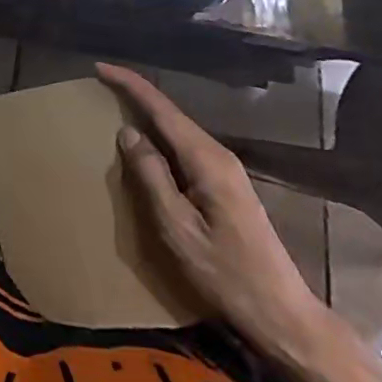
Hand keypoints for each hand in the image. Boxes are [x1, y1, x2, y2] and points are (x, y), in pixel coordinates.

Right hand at [97, 64, 324, 345]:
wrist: (280, 313)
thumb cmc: (225, 273)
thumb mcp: (178, 228)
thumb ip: (151, 177)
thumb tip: (128, 132)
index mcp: (206, 159)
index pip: (162, 108)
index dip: (130, 84)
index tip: (100, 68)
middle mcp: (218, 154)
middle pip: (171, 114)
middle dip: (136, 96)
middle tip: (101, 87)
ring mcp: (225, 170)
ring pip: (178, 131)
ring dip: (147, 117)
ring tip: (116, 109)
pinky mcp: (225, 185)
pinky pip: (184, 149)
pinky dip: (159, 139)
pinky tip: (146, 147)